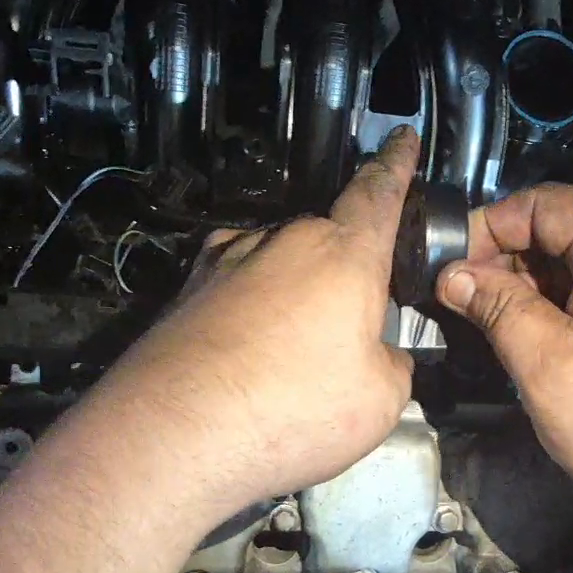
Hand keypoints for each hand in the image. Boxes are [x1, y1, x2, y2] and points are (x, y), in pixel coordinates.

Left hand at [76, 128, 418, 521]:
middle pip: (325, 242)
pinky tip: (247, 357)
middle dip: (341, 274)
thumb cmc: (290, 409)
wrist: (173, 433)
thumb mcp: (379, 400)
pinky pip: (237, 290)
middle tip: (347, 331)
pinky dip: (250, 314)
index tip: (400, 139)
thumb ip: (391, 363)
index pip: (378, 193)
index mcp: (341, 254)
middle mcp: (282, 241)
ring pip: (278, 267)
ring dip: (292, 299)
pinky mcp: (187, 291)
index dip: (396, 166)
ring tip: (290, 359)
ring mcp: (226, 262)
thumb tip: (377, 352)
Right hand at [436, 185, 572, 536]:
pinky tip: (544, 339)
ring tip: (497, 323)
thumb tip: (453, 274)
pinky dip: (571, 302)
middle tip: (466, 300)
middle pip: (571, 226)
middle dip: (510, 256)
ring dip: (538, 283)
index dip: (489, 225)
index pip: (547, 202)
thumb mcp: (547, 364)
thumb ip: (496, 307)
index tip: (449, 266)